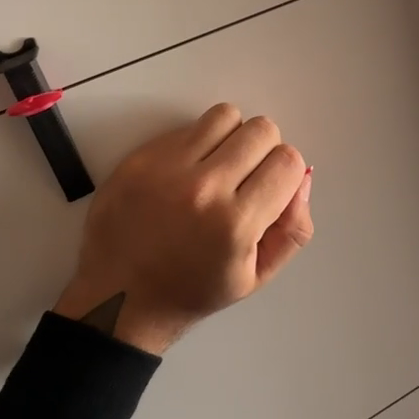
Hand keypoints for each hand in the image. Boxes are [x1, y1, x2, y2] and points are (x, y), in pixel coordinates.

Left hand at [52, 103, 313, 354]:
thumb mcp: (255, 277)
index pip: (288, 161)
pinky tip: (185, 173)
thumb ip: (293, 229)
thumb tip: (302, 179)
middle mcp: (203, 190)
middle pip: (262, 129)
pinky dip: (195, 144)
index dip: (284, 174)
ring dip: (229, 137)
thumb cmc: (189, 292)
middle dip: (262, 150)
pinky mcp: (141, 158)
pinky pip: (187, 127)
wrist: (116, 302)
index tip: (268, 190)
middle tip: (244, 178)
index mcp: (235, 225)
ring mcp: (167, 169)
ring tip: (216, 166)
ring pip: (226, 116)